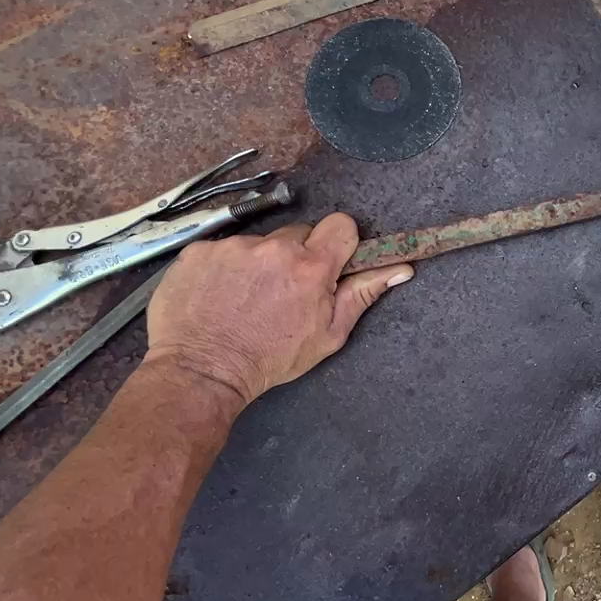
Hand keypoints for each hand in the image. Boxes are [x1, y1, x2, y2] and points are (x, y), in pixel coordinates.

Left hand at [141, 213, 412, 406]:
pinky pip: (222, 249)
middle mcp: (275, 248)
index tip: (328, 263)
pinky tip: (219, 294)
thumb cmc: (271, 359)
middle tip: (284, 288)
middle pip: (299, 234)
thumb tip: (403, 268)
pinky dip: (223, 267)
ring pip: (260, 242)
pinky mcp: (198, 252)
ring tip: (246, 296)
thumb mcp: (329, 334)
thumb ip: (364, 294)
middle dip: (297, 255)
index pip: (341, 225)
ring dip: (259, 262)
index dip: (338, 243)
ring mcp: (233, 248)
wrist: (199, 375)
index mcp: (312, 266)